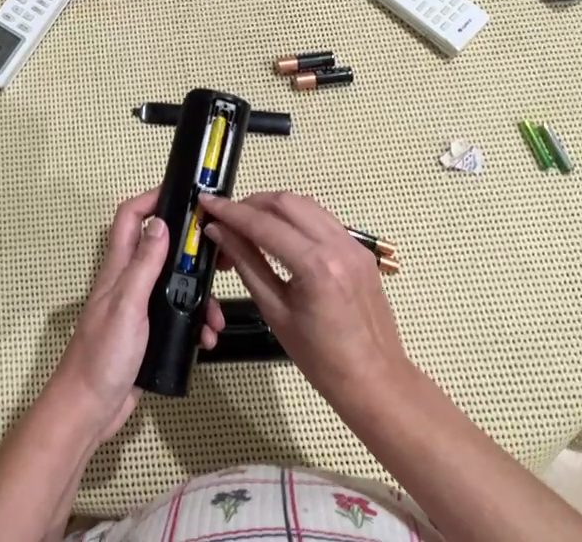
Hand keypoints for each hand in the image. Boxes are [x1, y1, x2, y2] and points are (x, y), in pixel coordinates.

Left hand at [46, 189, 224, 441]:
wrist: (90, 410)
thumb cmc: (102, 356)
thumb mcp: (127, 304)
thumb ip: (143, 265)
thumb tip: (160, 222)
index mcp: (118, 269)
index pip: (130, 218)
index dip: (152, 200)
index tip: (184, 197)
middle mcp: (128, 283)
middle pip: (161, 250)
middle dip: (191, 253)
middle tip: (219, 260)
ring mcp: (138, 309)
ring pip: (175, 287)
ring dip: (198, 297)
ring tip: (215, 317)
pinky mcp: (148, 334)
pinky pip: (178, 318)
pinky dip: (195, 324)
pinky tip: (206, 338)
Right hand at [201, 191, 413, 410]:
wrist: (375, 380)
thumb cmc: (320, 358)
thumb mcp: (275, 311)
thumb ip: (246, 263)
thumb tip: (218, 232)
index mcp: (316, 266)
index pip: (263, 225)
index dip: (230, 211)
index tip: (206, 203)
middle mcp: (337, 245)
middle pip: (285, 202)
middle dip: (251, 204)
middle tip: (225, 221)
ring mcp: (353, 244)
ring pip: (305, 204)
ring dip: (273, 207)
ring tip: (248, 227)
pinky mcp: (360, 249)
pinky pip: (322, 219)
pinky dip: (296, 218)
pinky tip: (279, 236)